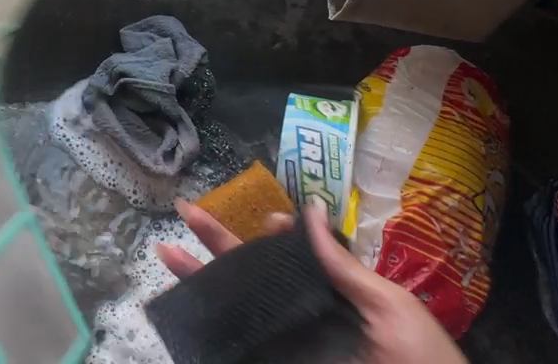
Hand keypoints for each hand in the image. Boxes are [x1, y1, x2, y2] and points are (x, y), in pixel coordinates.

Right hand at [156, 201, 464, 363]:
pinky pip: (243, 346)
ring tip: (166, 252)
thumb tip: (307, 209)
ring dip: (200, 279)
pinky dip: (212, 330)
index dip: (276, 234)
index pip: (294, 255)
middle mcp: (306, 315)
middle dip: (217, 241)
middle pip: (253, 272)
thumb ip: (344, 265)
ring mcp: (291, 344)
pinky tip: (184, 311)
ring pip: (240, 306)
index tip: (269, 223)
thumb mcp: (391, 309)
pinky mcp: (279, 362)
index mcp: (334, 294)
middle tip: (185, 209)